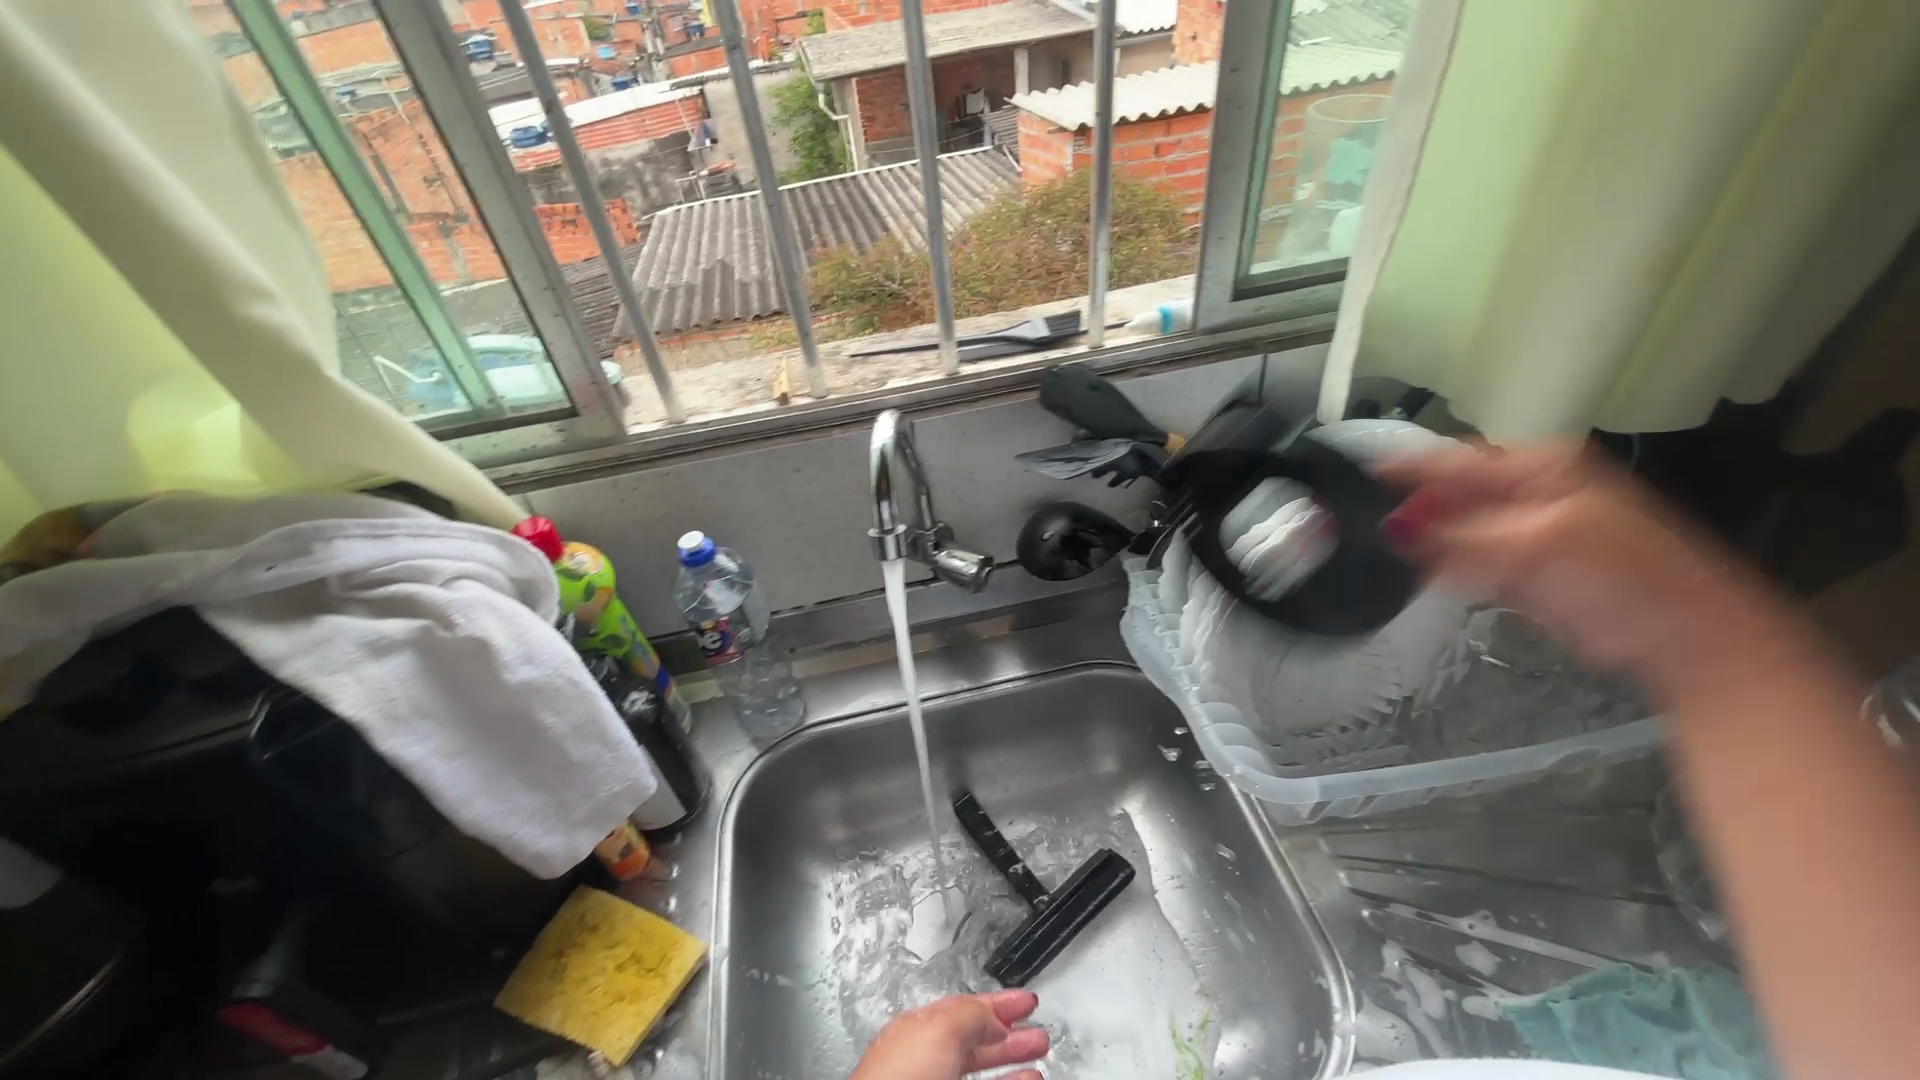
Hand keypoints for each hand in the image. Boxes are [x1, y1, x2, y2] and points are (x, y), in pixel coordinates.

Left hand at [849, 990, 1048, 1079]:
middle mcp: (928, 1062)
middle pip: (976, 1041)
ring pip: (983, 1071)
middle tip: (1038, 1031)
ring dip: (1013, 1061)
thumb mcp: (939, 1031)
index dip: (995, 1003)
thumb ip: (968, 1015)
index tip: (1024, 1002)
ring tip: (1038, 1055)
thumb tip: (991, 1014)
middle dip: (1010, 1033)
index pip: (963, 1010)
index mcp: (920, 1031)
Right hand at [1377, 443, 1784, 687]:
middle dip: (1410, 508)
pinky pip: (1463, 562)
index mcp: (1539, 465)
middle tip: (1359, 522)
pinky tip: (1412, 573)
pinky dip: (1438, 568)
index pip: (1456, 459)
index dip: (1407, 469)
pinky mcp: (1517, 572)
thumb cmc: (1622, 576)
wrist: (1683, 638)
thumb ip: (1463, 536)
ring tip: (1374, 548)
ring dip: (1420, 540)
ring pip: (1452, 529)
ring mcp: (1520, 532)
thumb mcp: (1540, 543)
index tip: (1356, 478)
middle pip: (1449, 493)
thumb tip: (1395, 529)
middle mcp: (1526, 491)